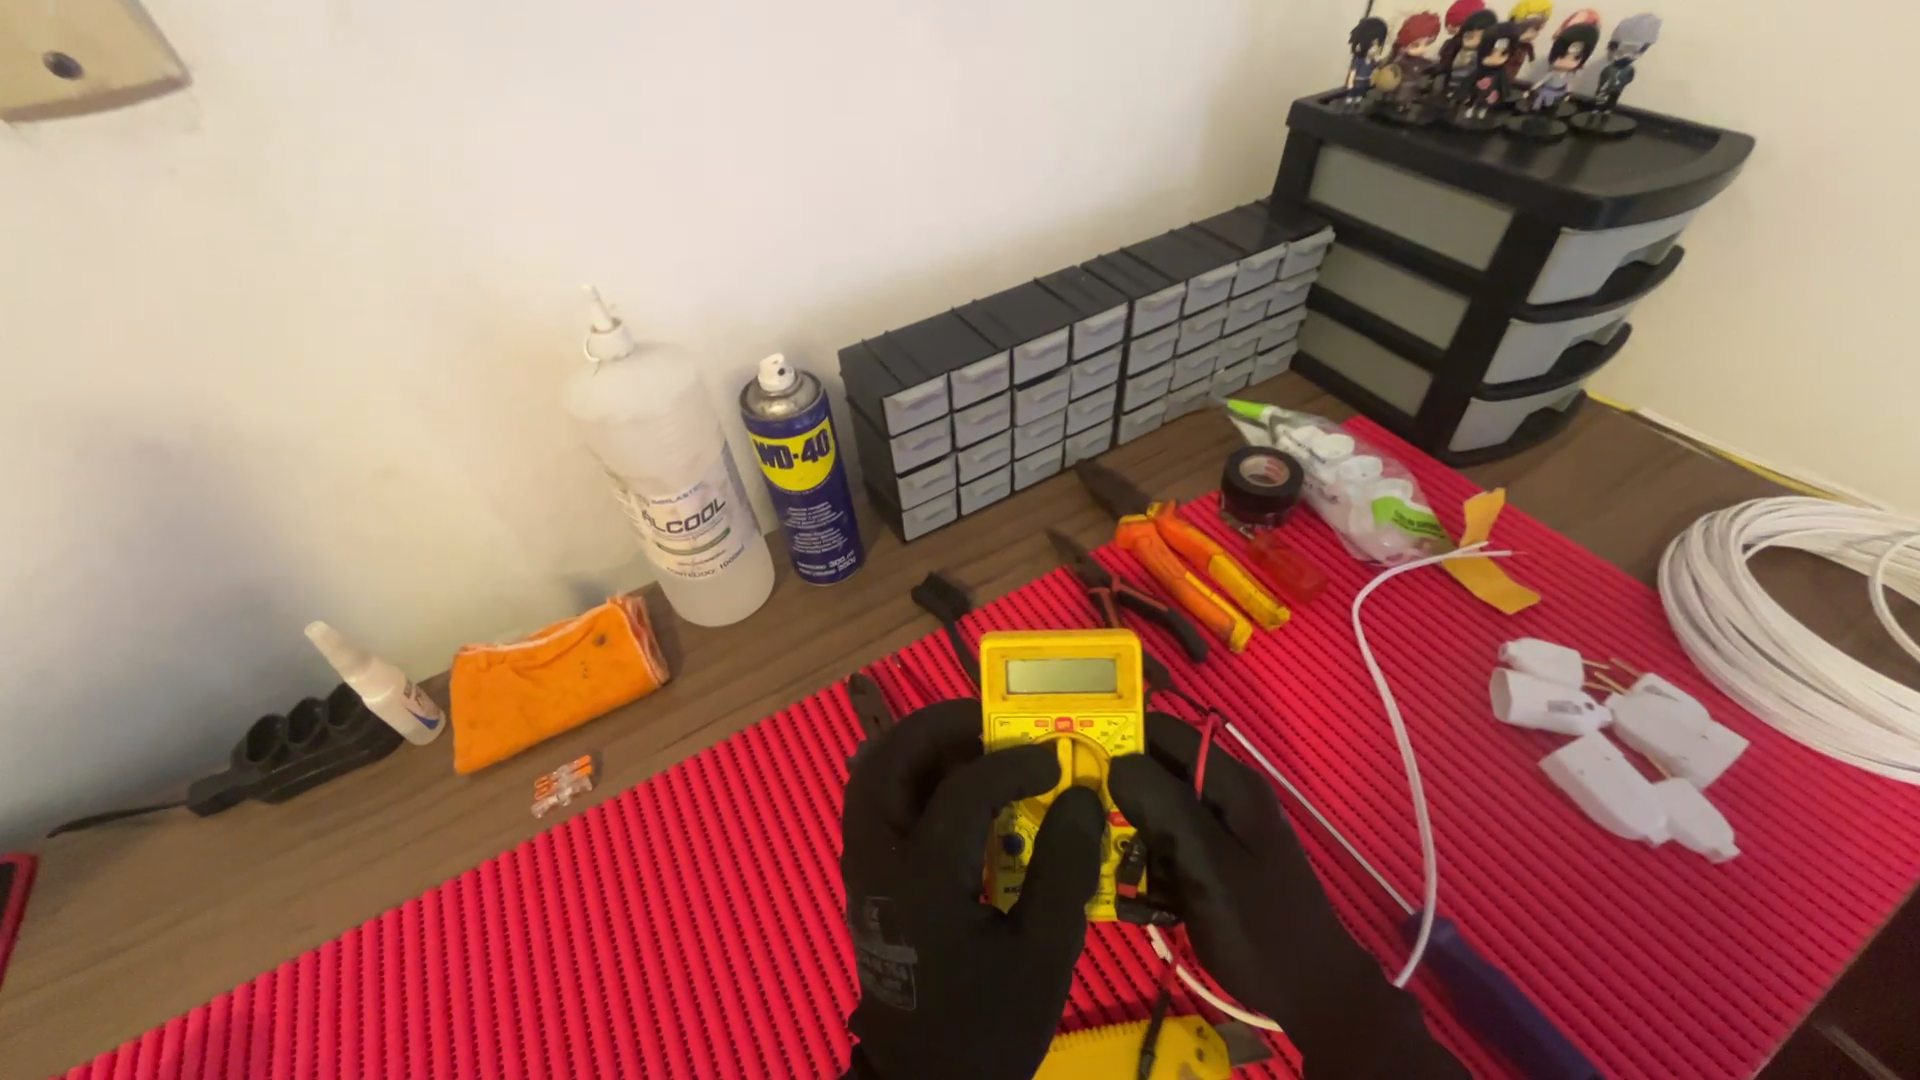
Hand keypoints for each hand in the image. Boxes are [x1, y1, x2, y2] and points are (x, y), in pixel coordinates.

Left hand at [840, 700, 1106, 1079]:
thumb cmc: (987, 1026)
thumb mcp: (1044, 955)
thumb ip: (1064, 868)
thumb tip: (1080, 793)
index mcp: (921, 879)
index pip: (964, 789)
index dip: (1014, 763)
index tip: (1055, 758)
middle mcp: (877, 860)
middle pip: (889, 759)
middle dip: (941, 726)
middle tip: (993, 721)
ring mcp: (862, 867)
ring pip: (874, 774)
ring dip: (922, 746)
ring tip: (978, 743)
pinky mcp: (865, 876)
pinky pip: (880, 800)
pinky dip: (915, 775)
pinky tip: (960, 787)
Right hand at [1108, 713, 1404, 1060]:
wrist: (1311, 996)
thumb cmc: (1261, 926)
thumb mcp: (1207, 863)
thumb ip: (1163, 806)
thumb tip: (1118, 761)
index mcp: (1230, 783)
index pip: (1166, 732)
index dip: (1123, 739)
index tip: (1083, 764)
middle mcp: (1223, 797)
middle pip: (1155, 776)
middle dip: (1125, 806)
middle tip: (1103, 838)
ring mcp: (1217, 832)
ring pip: (1155, 817)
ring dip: (1137, 848)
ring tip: (1135, 886)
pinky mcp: (1210, 863)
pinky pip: (1166, 851)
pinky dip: (1151, 874)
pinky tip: (1151, 908)